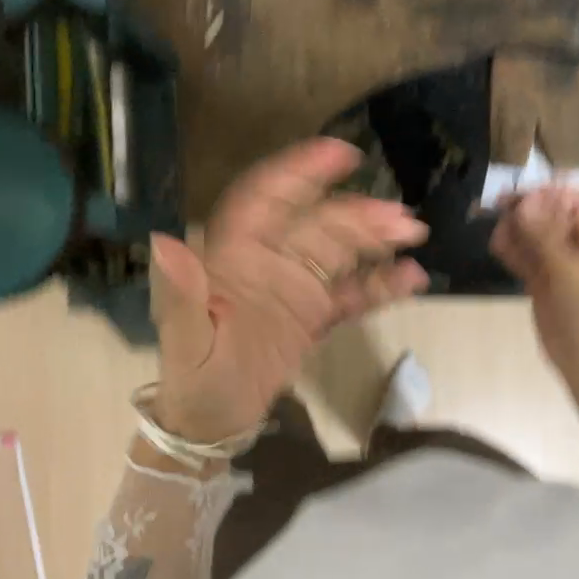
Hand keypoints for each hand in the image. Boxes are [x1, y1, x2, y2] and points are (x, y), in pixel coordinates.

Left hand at [150, 139, 429, 441]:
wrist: (211, 422)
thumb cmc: (192, 380)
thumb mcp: (184, 341)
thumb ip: (181, 294)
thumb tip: (166, 242)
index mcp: (233, 257)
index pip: (266, 201)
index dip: (299, 173)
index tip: (339, 156)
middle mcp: (268, 262)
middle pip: (317, 225)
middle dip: (357, 213)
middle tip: (400, 215)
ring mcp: (295, 288)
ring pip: (340, 252)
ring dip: (375, 239)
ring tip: (412, 233)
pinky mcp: (314, 317)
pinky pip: (352, 294)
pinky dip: (381, 285)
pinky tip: (411, 278)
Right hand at [489, 186, 578, 384]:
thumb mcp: (567, 270)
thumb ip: (544, 236)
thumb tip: (523, 202)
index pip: (576, 202)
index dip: (551, 193)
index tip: (523, 193)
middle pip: (551, 216)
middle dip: (528, 210)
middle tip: (500, 205)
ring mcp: (559, 263)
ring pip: (534, 236)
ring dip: (516, 229)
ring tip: (498, 228)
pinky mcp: (541, 280)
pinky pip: (525, 257)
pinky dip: (511, 250)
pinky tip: (497, 243)